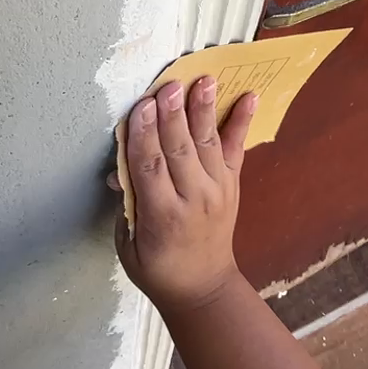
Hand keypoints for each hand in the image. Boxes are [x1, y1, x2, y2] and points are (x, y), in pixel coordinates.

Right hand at [109, 75, 257, 315]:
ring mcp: (217, 190)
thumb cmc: (157, 266)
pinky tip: (249, 96)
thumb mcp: (128, 244)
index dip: (144, 136)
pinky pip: (236, 148)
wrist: (204, 287)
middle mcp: (194, 199)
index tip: (141, 107)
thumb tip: (118, 171)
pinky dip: (242, 121)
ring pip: (207, 143)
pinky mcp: (232, 184)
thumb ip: (127, 203)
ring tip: (204, 81)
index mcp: (162, 217)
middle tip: (170, 86)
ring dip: (203, 109)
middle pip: (180, 151)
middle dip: (174, 116)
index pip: (150, 168)